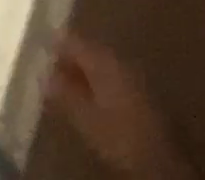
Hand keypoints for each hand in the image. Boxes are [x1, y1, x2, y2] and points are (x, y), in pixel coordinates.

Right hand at [47, 34, 194, 179]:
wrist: (164, 162)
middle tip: (52, 68)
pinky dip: (100, 83)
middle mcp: (121, 62)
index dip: (56, 43)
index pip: (74, 41)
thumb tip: (44, 75)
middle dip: (71, 58)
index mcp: (104, 61)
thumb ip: (63, 94)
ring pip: (104, 66)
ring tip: (69, 84)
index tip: (41, 47)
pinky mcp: (145, 94)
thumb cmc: (120, 136)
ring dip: (86, 72)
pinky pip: (115, 78)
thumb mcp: (85, 118)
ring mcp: (136, 77)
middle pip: (90, 51)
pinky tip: (93, 97)